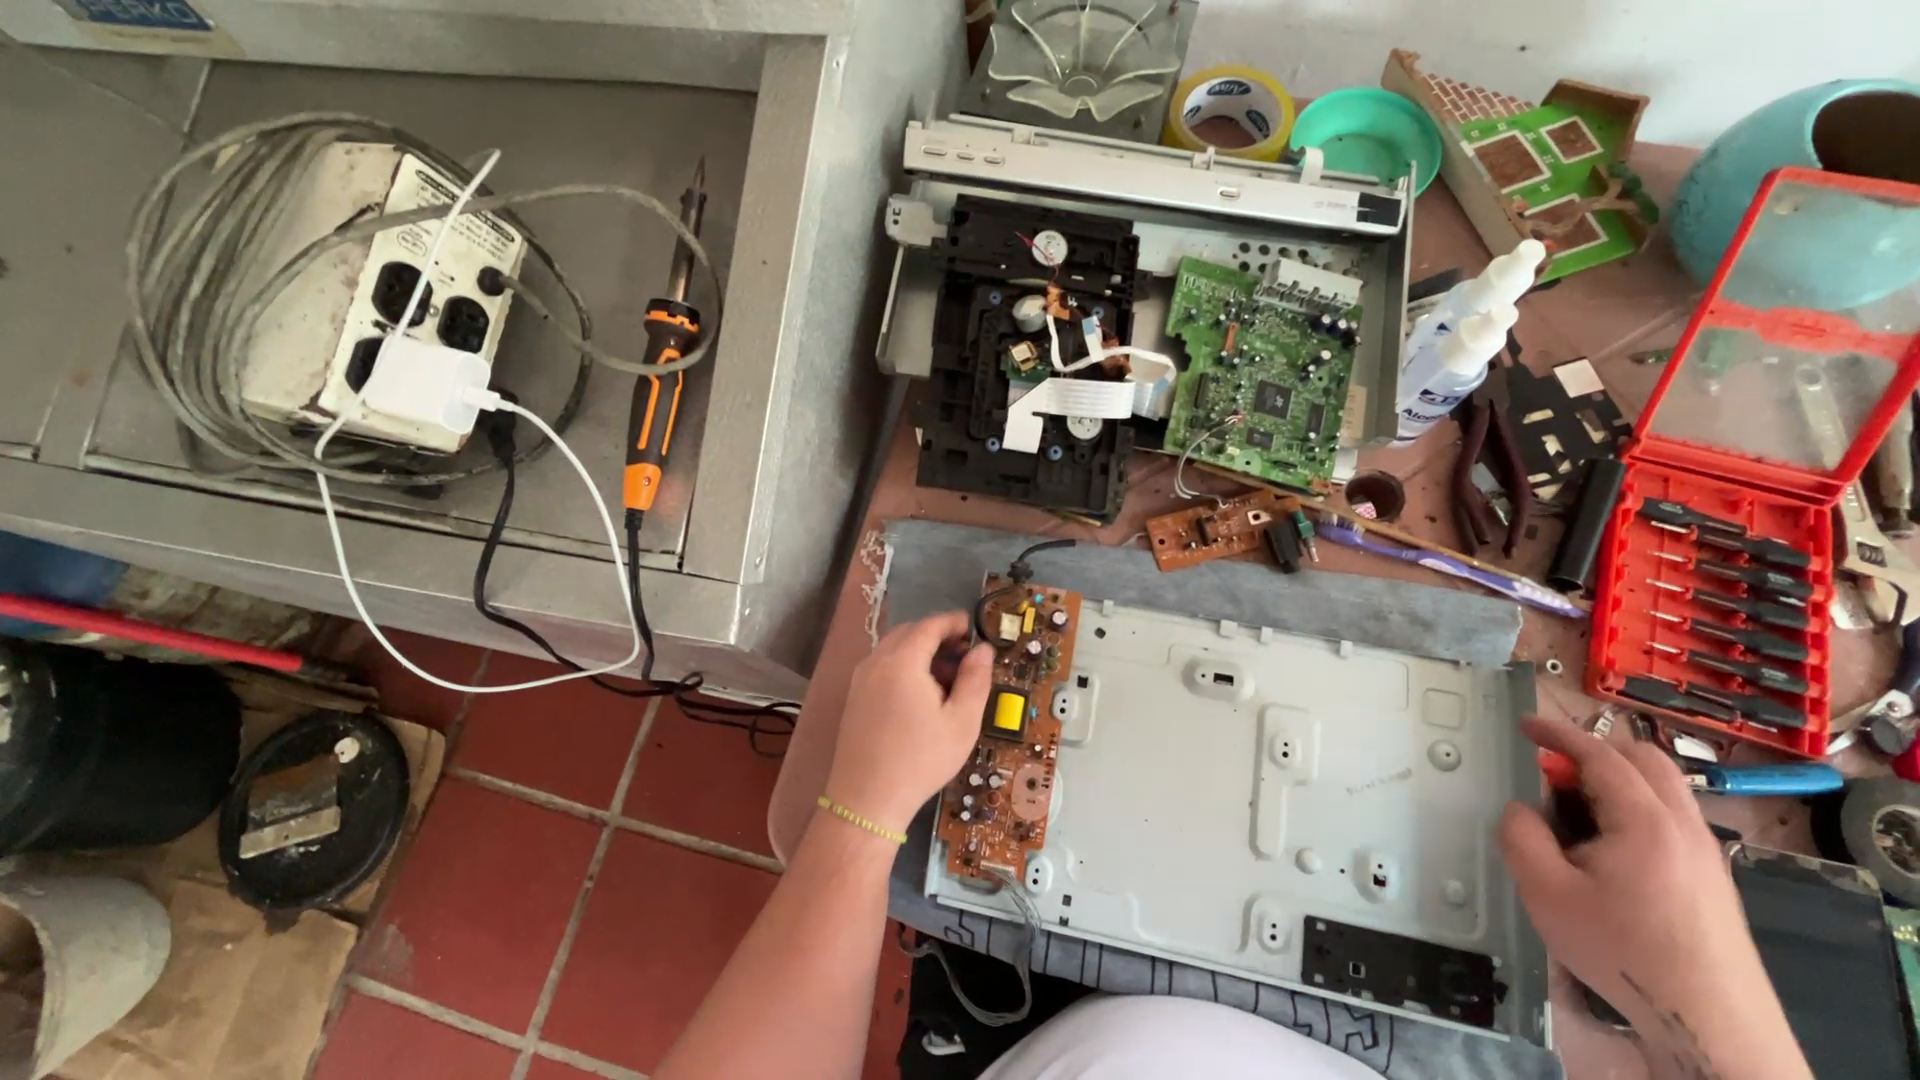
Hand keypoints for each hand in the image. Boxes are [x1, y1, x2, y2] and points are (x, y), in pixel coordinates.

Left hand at [825, 612, 993, 834]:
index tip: (974, 630)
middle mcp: (875, 662)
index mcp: (901, 662)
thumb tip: (983, 650)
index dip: (954, 622)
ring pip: (893, 650)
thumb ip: (975, 680)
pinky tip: (920, 696)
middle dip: (937, 636)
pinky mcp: (853, 698)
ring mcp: (860, 680)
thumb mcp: (962, 722)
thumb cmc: (920, 760)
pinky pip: (881, 667)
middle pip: (909, 633)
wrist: (866, 800)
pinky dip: (903, 667)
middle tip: (964, 656)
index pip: (929, 625)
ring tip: (946, 680)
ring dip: (920, 653)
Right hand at [1499, 717, 1807, 1076]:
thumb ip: (1521, 836)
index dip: (1559, 734)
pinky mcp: (1713, 878)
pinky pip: (1672, 817)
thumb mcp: (1546, 892)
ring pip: (1663, 788)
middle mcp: (1684, 825)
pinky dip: (1634, 805)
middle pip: (1644, 761)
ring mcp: (1706, 852)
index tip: (1527, 725)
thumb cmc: (1623, 950)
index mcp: (1644, 821)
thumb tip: (1522, 810)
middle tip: (1551, 768)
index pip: (1599, 756)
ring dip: (1617, 778)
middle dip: (1594, 750)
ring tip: (1574, 809)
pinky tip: (1607, 845)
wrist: (1711, 1020)